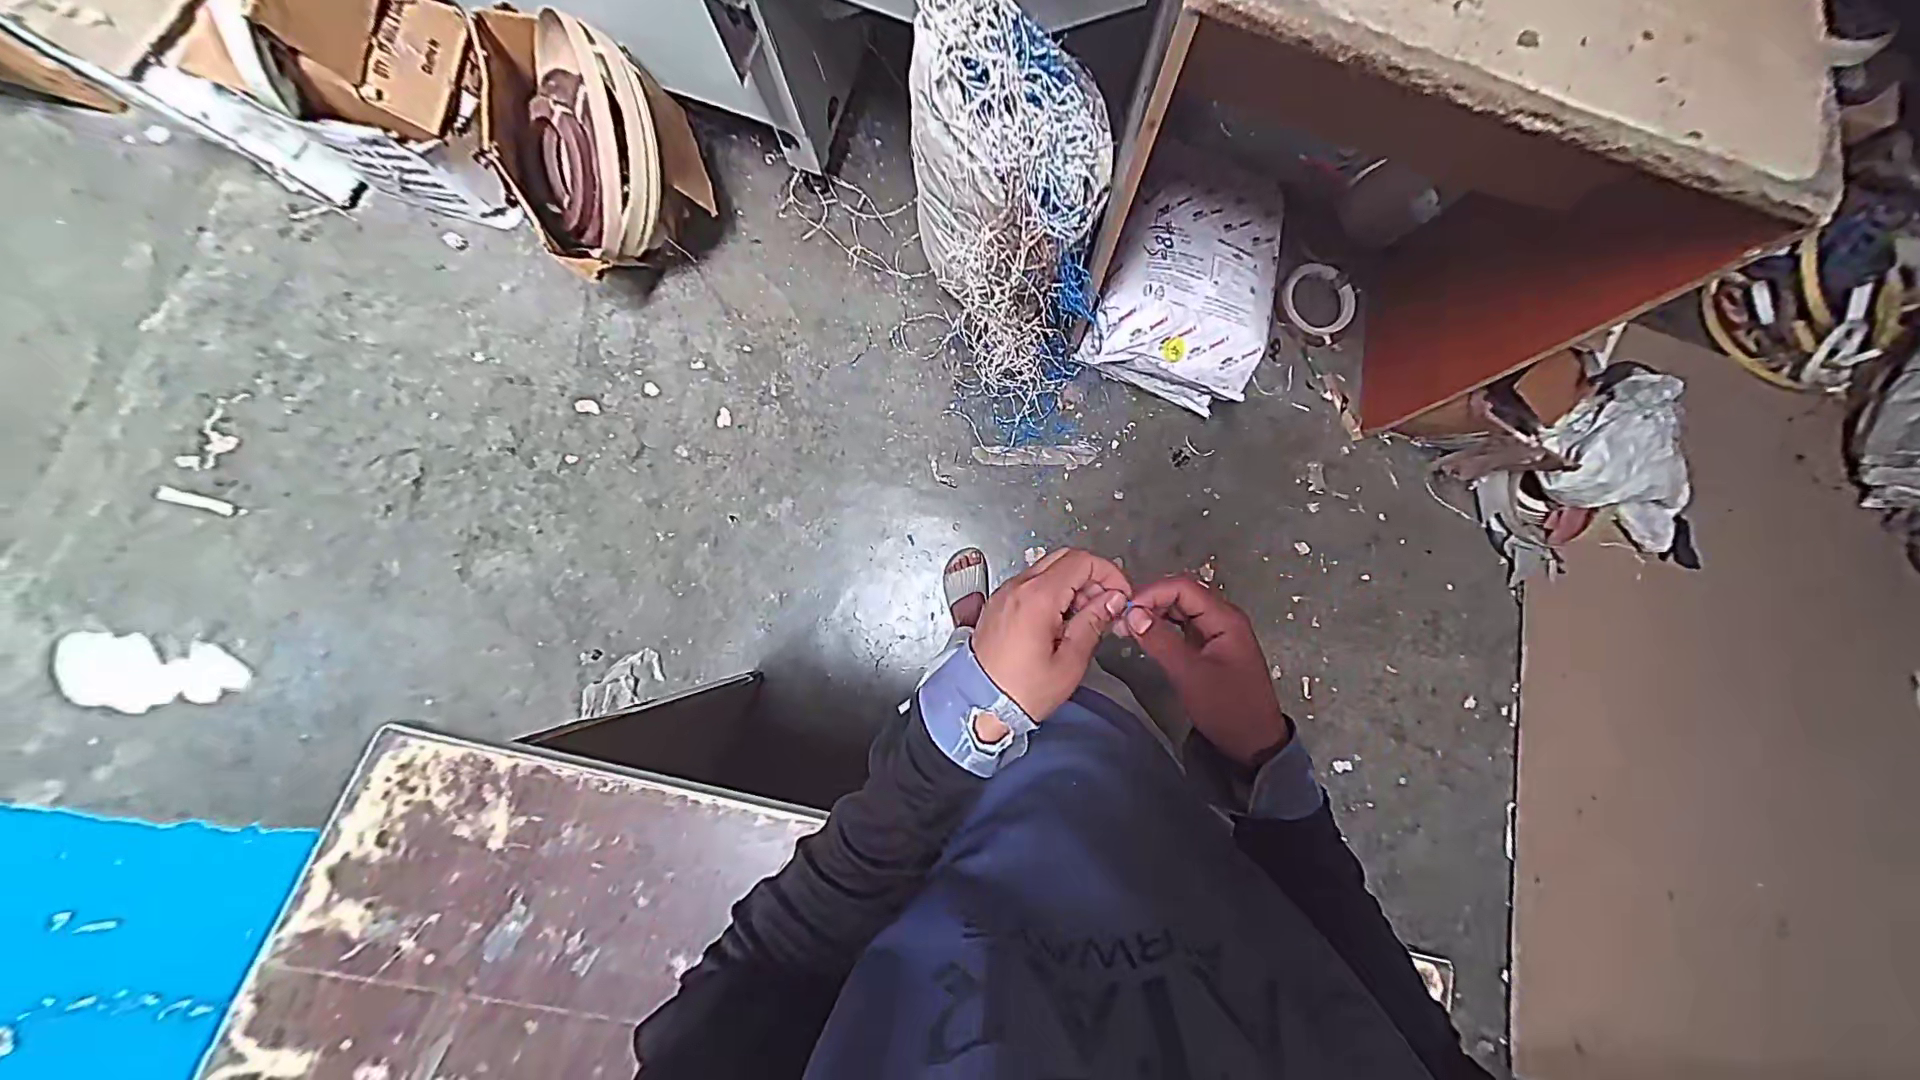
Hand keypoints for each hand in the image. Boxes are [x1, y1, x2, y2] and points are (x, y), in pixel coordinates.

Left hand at [971, 548, 1132, 726]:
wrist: (980, 706)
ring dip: (1071, 583)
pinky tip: (1060, 621)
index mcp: (1037, 597)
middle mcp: (1017, 587)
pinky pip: (1030, 583)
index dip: (1109, 573)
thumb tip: (1112, 599)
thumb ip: (1093, 622)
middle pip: (1064, 558)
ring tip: (1083, 618)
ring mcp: (1004, 593)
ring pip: (1046, 568)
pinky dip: (1051, 591)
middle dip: (1092, 575)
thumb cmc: (1021, 691)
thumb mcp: (1069, 661)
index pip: (1082, 561)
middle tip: (1105, 605)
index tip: (1120, 595)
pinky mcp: (998, 604)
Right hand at [1122, 576, 1288, 765]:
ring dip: (1154, 612)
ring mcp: (1217, 631)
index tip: (1125, 610)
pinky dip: (1163, 626)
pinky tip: (1146, 635)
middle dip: (1150, 601)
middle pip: (1182, 594)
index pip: (1183, 588)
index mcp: (1225, 619)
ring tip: (1128, 627)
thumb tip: (1132, 614)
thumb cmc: (1226, 708)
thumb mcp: (1189, 674)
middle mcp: (1223, 618)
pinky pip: (1183, 625)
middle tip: (1121, 619)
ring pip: (1181, 608)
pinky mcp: (1210, 645)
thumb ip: (1160, 640)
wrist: (1253, 743)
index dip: (1151, 593)